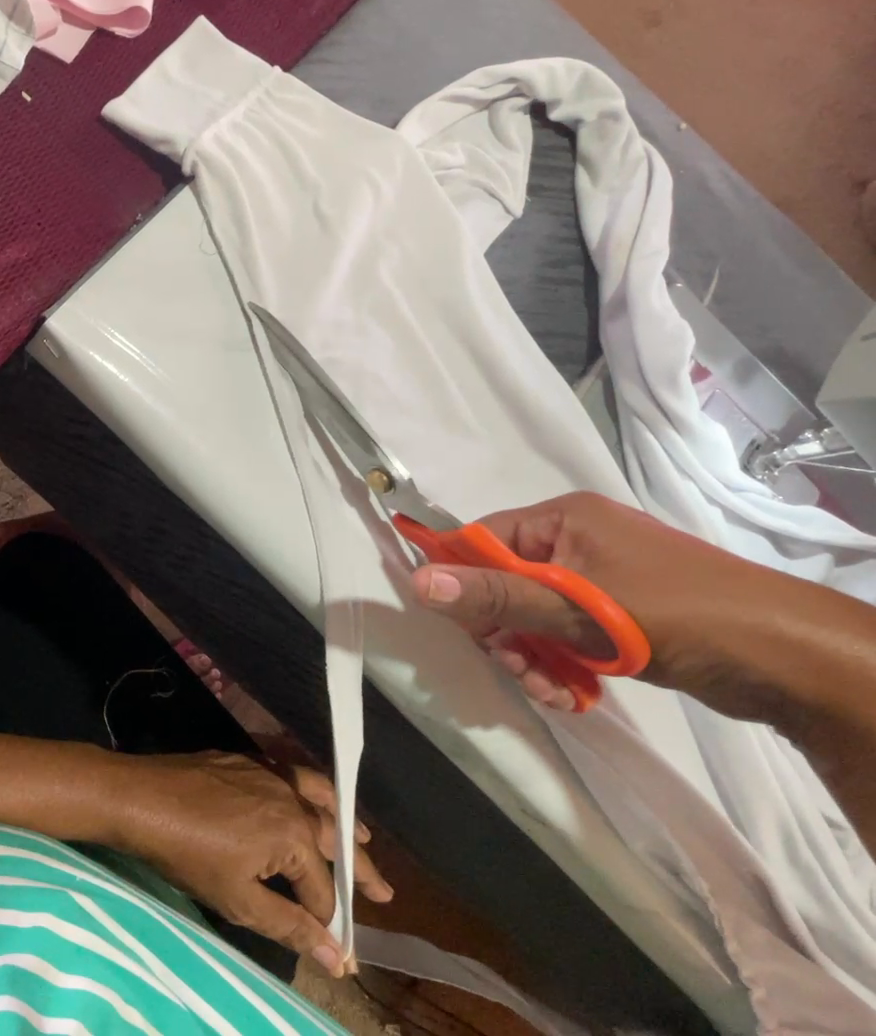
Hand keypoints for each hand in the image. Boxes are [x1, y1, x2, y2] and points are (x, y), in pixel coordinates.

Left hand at [109, 751, 389, 977]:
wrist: (136, 797)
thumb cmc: (185, 853)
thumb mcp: (237, 900)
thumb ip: (290, 926)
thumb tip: (338, 959)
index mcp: (294, 835)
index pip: (322, 887)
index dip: (328, 921)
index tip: (340, 948)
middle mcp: (290, 799)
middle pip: (333, 837)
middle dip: (359, 868)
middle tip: (384, 893)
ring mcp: (265, 773)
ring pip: (317, 796)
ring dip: (342, 819)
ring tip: (361, 837)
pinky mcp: (240, 760)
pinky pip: (289, 773)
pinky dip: (309, 789)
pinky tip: (305, 797)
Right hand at [404, 491, 831, 719]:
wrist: (794, 661)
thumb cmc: (678, 616)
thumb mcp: (574, 607)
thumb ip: (494, 595)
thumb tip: (418, 583)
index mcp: (564, 518)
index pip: (480, 541)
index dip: (466, 585)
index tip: (477, 631)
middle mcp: (578, 540)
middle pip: (503, 583)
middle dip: (504, 634)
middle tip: (519, 669)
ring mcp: (602, 576)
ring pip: (532, 615)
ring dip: (530, 657)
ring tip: (551, 691)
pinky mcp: (621, 611)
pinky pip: (564, 631)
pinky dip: (559, 662)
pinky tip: (570, 693)